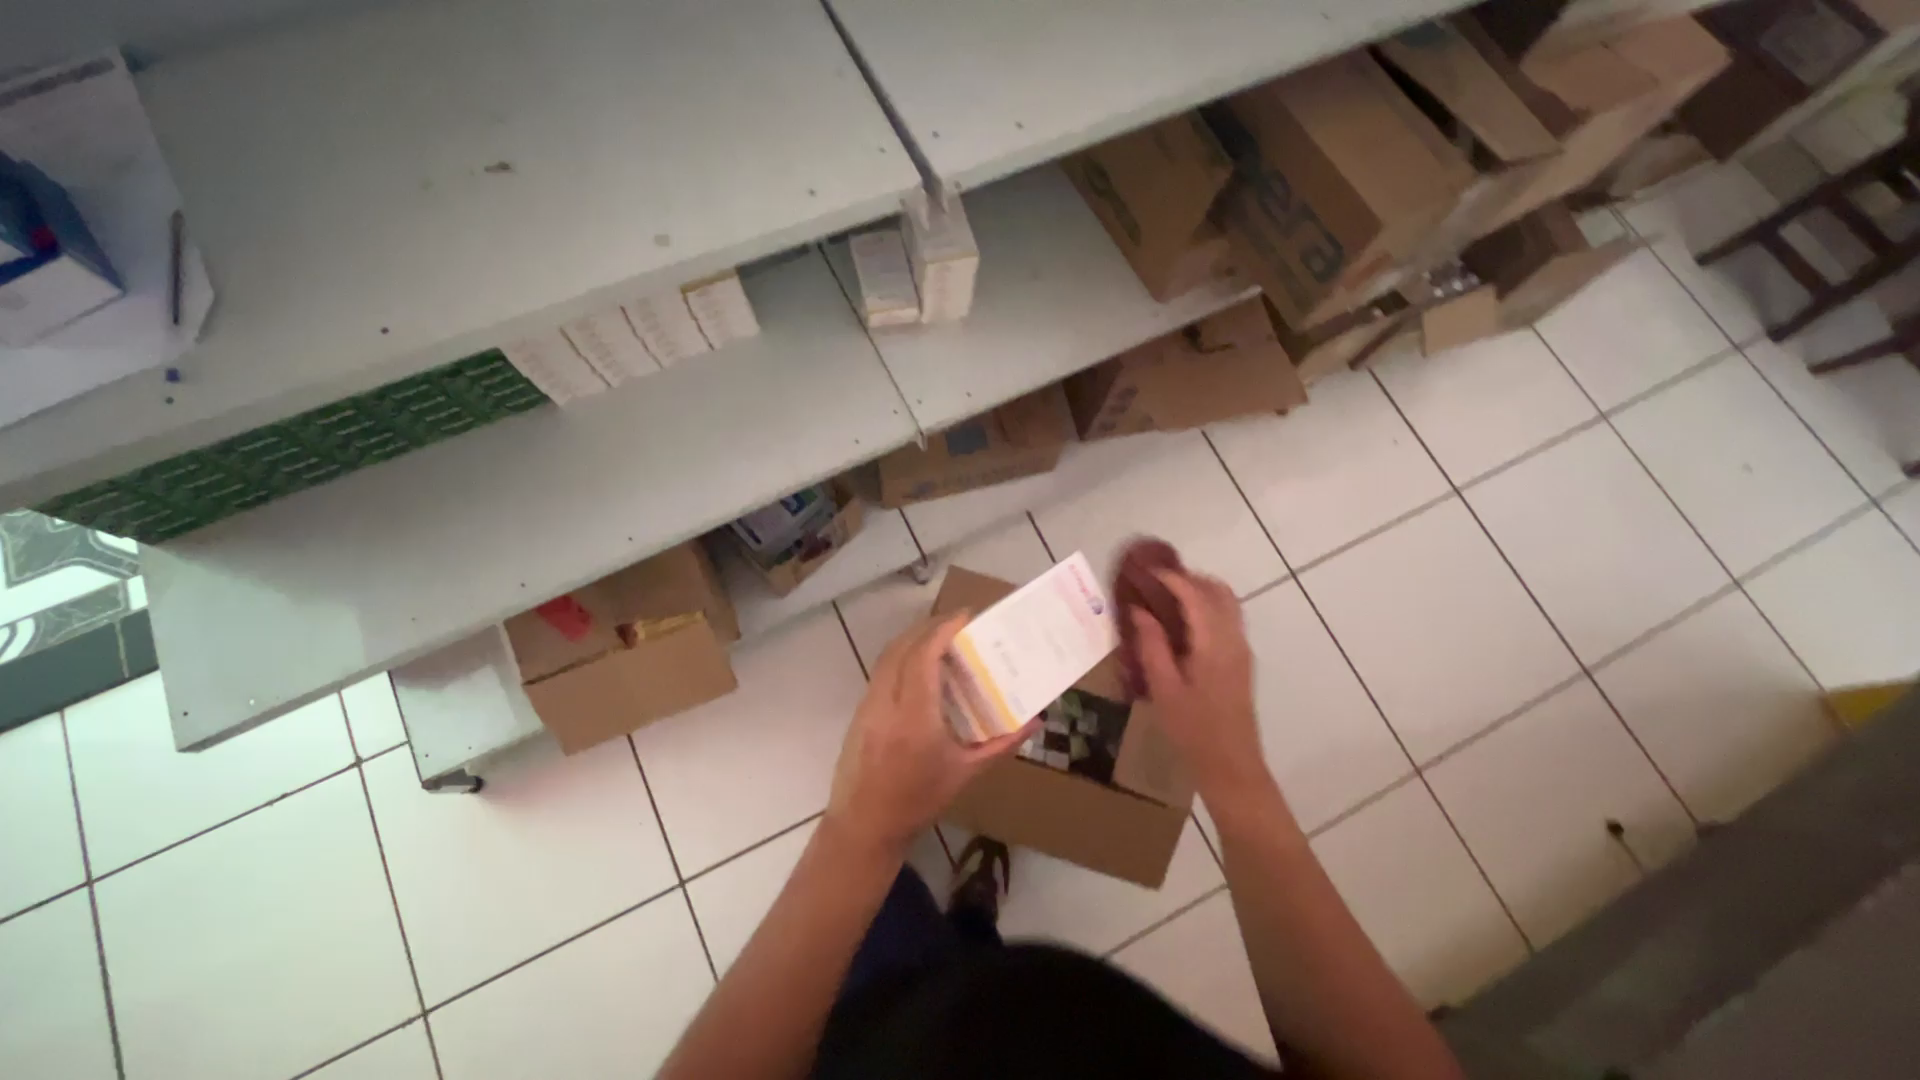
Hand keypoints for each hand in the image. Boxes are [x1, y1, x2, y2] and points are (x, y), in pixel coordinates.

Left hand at [824, 613, 1033, 860]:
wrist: (865, 826)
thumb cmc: (919, 802)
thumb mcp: (965, 773)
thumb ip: (1001, 744)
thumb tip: (1035, 721)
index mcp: (915, 716)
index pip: (924, 656)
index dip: (943, 630)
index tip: (966, 617)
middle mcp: (886, 703)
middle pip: (902, 647)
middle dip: (929, 628)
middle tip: (958, 625)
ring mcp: (868, 706)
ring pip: (887, 657)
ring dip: (912, 641)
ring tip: (941, 641)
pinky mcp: (859, 713)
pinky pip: (880, 672)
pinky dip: (900, 659)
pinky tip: (919, 670)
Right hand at [1130, 570, 1269, 798]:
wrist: (1232, 766)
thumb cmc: (1193, 730)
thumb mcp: (1164, 688)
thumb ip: (1152, 645)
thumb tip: (1140, 611)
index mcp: (1214, 644)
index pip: (1196, 595)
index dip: (1172, 578)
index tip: (1146, 571)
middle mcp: (1234, 640)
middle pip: (1219, 591)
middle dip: (1189, 579)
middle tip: (1156, 582)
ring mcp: (1242, 651)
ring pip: (1227, 604)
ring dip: (1200, 592)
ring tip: (1166, 599)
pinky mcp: (1241, 662)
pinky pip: (1228, 620)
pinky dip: (1207, 609)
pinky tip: (1181, 624)